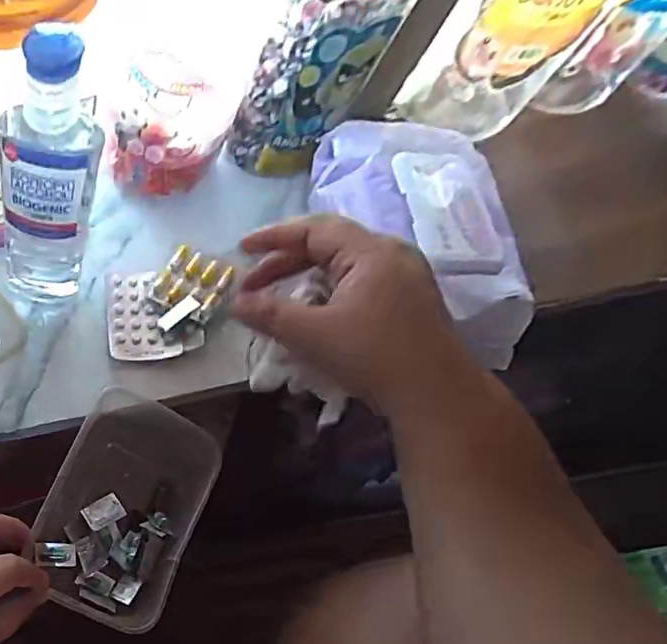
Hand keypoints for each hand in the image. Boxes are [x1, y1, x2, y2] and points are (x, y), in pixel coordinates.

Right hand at [232, 215, 475, 415]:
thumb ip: (269, 314)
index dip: (274, 237)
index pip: (315, 229)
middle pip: (327, 246)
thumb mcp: (311, 335)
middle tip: (250, 287)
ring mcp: (400, 278)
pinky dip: (322, 293)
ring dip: (301, 280)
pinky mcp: (401, 301)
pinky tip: (306, 315)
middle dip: (283, 263)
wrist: (432, 392)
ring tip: (272, 301)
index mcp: (370, 253)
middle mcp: (389, 255)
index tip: (241, 248)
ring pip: (339, 267)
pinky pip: (353, 285)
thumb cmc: (372, 355)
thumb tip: (234, 303)